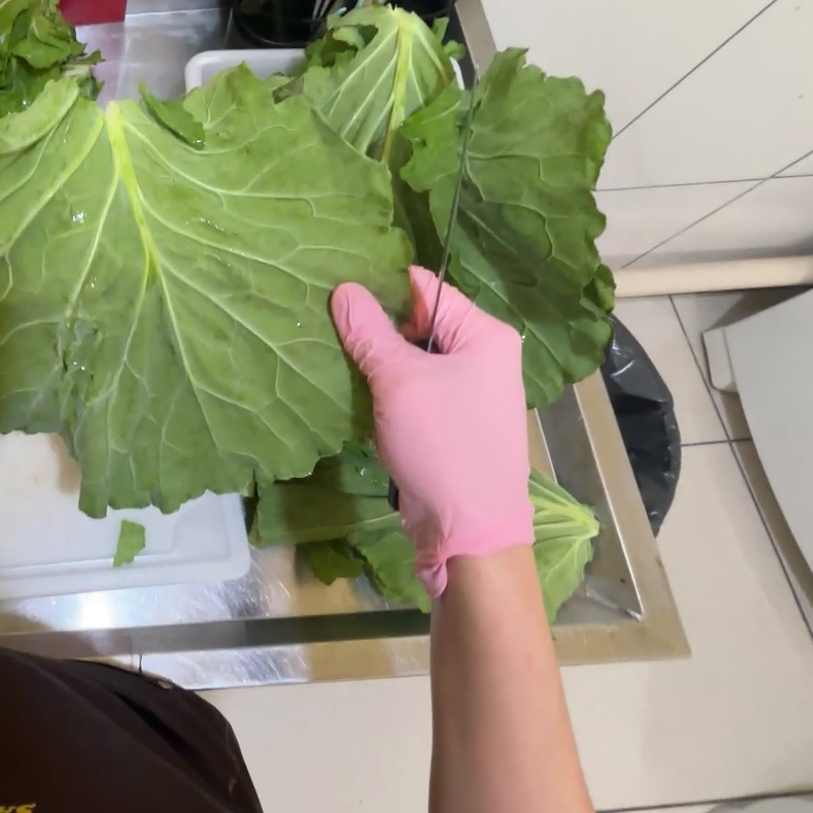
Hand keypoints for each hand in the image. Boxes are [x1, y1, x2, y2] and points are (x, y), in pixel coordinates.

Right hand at [332, 266, 531, 598]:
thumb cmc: (443, 444)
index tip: (338, 287)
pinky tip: (352, 387)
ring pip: (410, 356)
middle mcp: (481, 355)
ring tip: (333, 353)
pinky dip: (383, 385)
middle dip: (375, 324)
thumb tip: (343, 288)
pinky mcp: (448, 417)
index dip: (384, 285)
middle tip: (328, 323)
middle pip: (418, 321)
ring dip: (375, 358)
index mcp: (484, 335)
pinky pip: (411, 386)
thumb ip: (369, 332)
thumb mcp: (399, 381)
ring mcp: (466, 388)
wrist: (467, 527)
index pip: (428, 287)